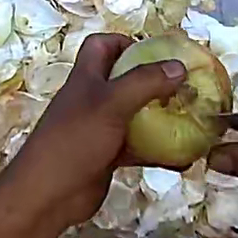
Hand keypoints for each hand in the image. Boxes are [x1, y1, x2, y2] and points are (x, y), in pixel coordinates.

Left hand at [0, 34, 187, 232]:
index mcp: (86, 77)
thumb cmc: (75, 139)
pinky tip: (182, 159)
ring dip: (158, 117)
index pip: (101, 45)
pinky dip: (158, 151)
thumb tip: (179, 66)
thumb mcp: (111, 103)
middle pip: (122, 79)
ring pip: (133, 114)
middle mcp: (92, 99)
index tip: (153, 53)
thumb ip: (145, 82)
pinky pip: (138, 147)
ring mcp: (99, 128)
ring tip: (189, 119)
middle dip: (151, 81)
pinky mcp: (107, 156)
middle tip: (182, 87)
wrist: (48, 195)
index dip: (123, 42)